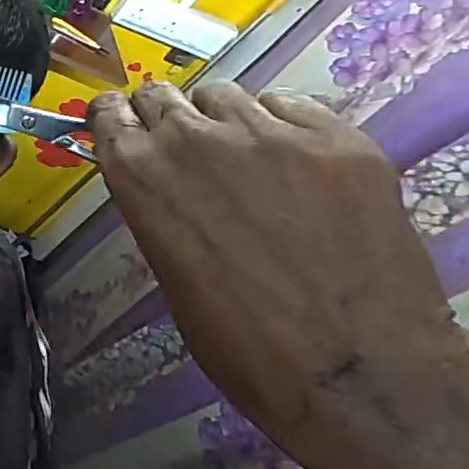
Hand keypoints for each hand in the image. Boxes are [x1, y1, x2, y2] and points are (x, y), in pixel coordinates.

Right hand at [88, 82, 468, 457]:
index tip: (124, 126)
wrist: (360, 374)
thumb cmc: (242, 341)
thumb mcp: (168, 266)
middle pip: (161, 93)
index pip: (109, 111)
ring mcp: (268, 133)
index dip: (116, 118)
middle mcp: (192, 138)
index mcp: (140, 173)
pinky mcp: (337, 139)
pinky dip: (283, 127)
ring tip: (248, 157)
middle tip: (187, 148)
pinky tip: (300, 168)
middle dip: (164, 116)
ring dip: (222, 120)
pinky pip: (290, 106)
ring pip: (224, 95)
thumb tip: (165, 181)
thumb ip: (157, 204)